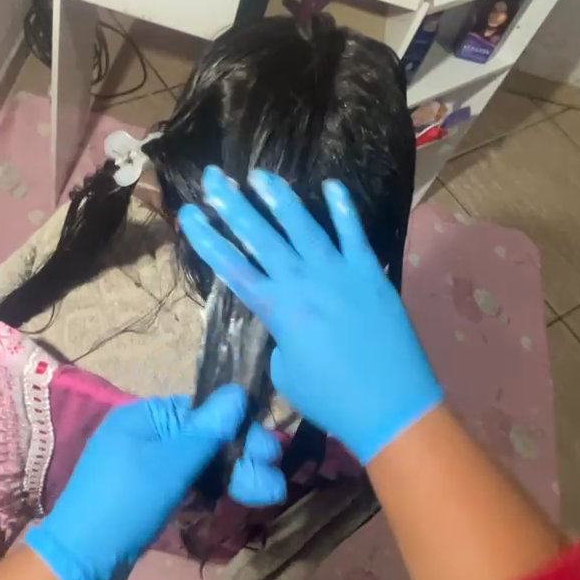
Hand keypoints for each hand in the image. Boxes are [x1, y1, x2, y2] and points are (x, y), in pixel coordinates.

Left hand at [24, 384, 281, 579]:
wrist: (81, 559)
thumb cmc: (126, 503)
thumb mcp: (172, 464)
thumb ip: (208, 430)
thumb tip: (239, 392)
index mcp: (143, 415)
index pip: (202, 411)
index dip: (239, 429)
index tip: (270, 450)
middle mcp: (143, 432)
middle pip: (203, 436)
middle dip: (241, 456)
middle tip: (274, 478)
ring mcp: (142, 462)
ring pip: (197, 461)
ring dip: (232, 474)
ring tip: (268, 491)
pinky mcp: (146, 490)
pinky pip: (184, 479)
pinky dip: (209, 487)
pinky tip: (239, 496)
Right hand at [178, 166, 442, 462]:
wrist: (390, 405)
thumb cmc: (330, 399)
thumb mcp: (286, 373)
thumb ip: (281, 337)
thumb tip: (290, 319)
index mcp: (277, 309)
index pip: (232, 266)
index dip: (207, 239)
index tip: (188, 213)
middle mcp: (302, 281)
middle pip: (260, 236)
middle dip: (233, 204)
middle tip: (213, 176)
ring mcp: (338, 271)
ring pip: (303, 225)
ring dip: (279, 197)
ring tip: (260, 174)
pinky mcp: (370, 272)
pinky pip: (354, 232)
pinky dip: (343, 208)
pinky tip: (331, 185)